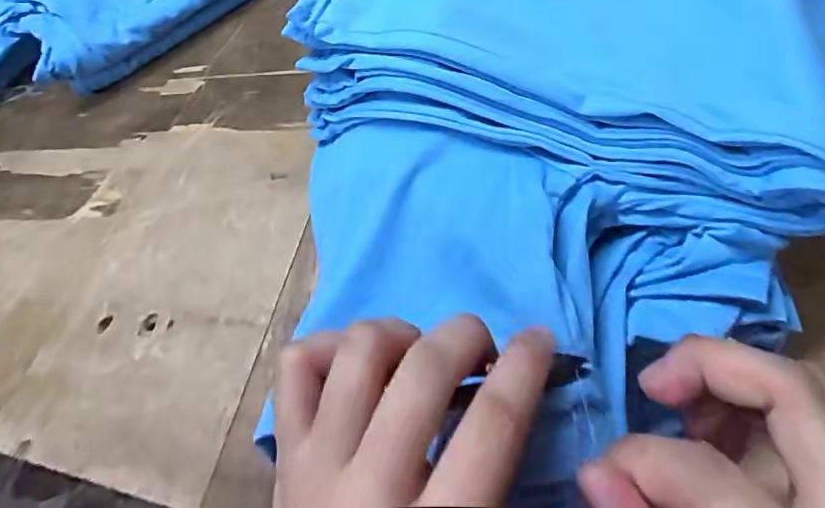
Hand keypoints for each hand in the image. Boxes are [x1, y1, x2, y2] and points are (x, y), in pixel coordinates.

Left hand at [272, 314, 555, 507]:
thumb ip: (501, 489)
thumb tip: (523, 406)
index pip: (492, 426)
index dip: (525, 368)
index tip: (540, 338)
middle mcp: (371, 490)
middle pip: (423, 371)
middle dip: (466, 335)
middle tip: (483, 349)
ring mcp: (317, 466)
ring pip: (358, 351)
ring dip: (400, 335)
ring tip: (420, 357)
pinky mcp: (283, 455)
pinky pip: (298, 364)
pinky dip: (329, 346)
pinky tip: (356, 370)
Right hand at [577, 336, 824, 507]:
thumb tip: (595, 472)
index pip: (713, 477)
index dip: (643, 459)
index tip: (602, 470)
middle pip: (799, 392)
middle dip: (711, 365)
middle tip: (653, 385)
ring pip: (810, 393)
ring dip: (733, 382)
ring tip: (682, 410)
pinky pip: (812, 421)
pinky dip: (753, 404)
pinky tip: (717, 435)